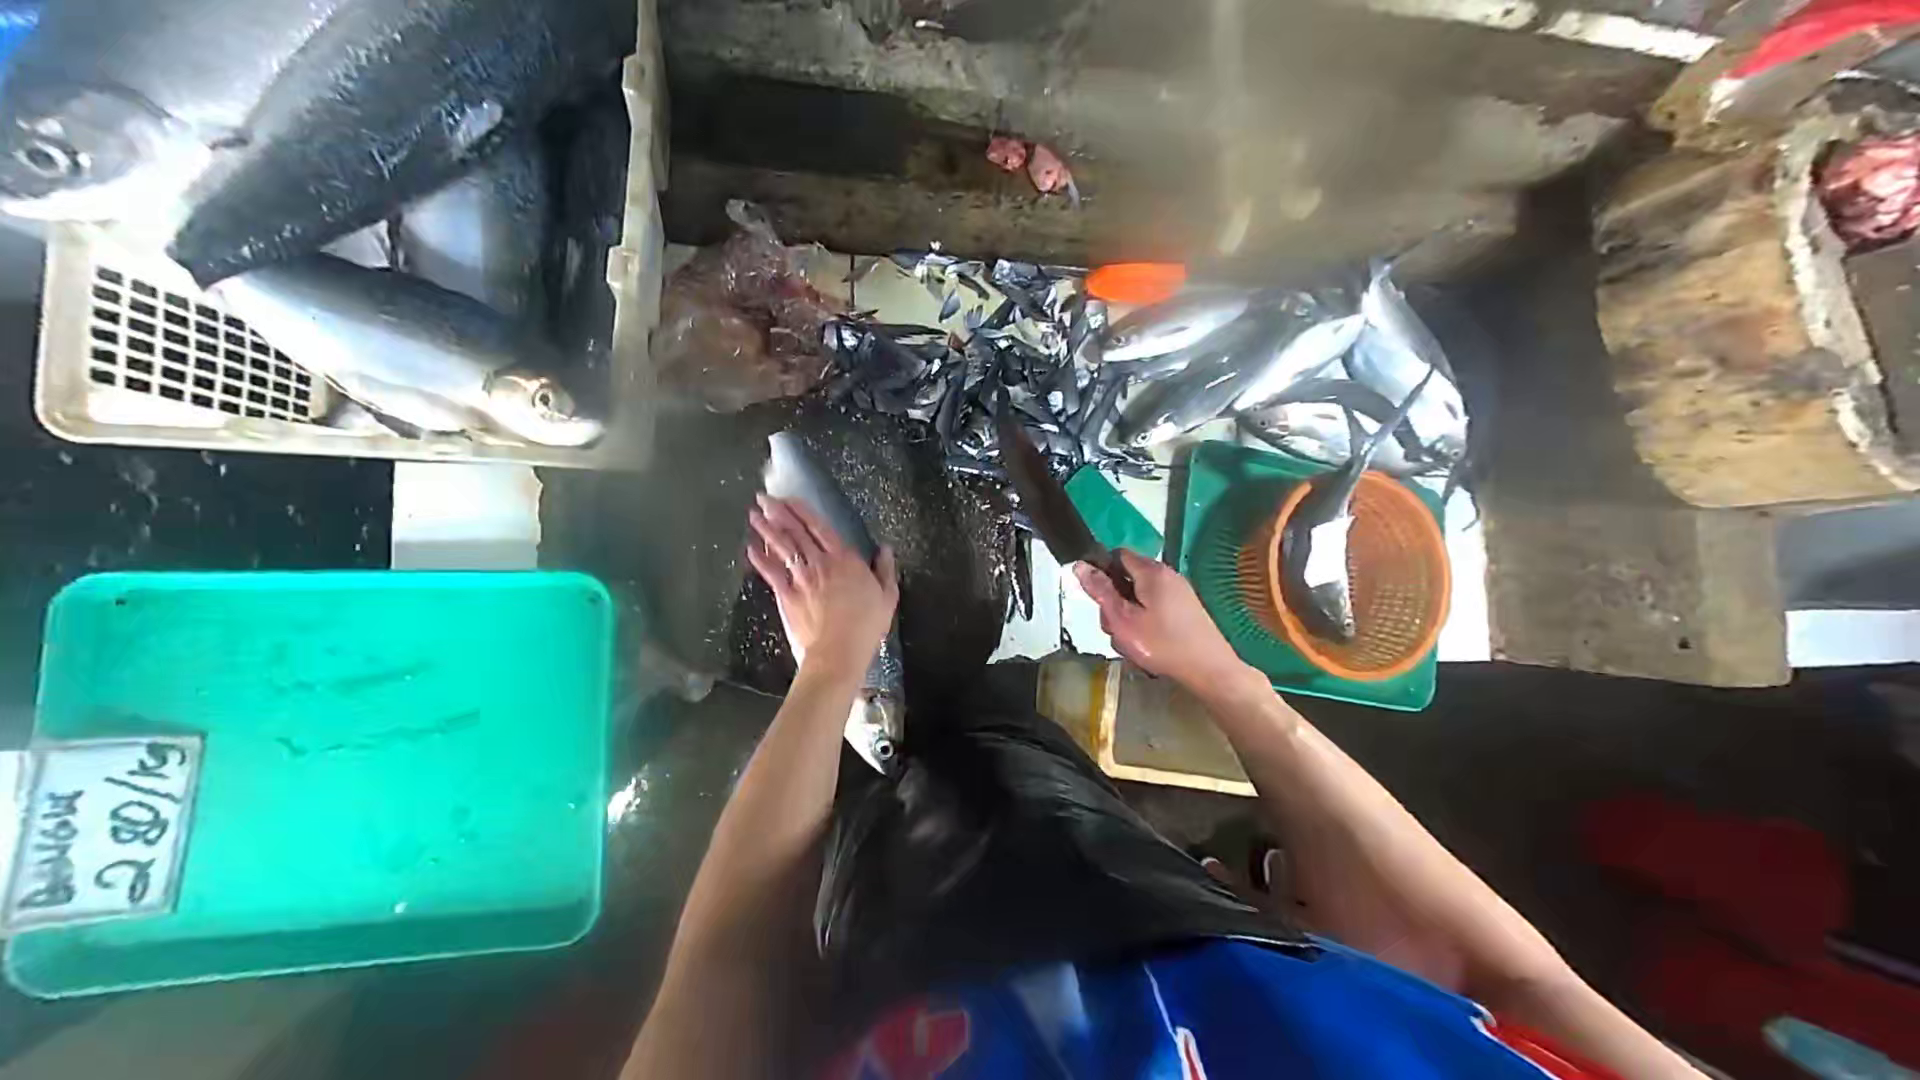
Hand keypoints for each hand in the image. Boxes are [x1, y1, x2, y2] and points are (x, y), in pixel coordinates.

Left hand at [746, 493, 898, 676]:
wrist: (839, 650)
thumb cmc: (866, 625)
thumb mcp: (887, 595)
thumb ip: (885, 569)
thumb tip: (885, 549)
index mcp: (845, 559)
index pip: (820, 527)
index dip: (803, 511)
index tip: (790, 499)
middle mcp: (820, 563)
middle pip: (796, 532)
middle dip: (779, 513)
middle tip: (764, 499)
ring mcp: (801, 579)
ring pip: (781, 548)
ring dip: (766, 530)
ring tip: (754, 515)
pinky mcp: (787, 596)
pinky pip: (771, 573)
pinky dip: (759, 560)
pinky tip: (750, 549)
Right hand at [1074, 550, 1245, 687]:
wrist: (1210, 670)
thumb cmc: (1163, 645)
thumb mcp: (1122, 619)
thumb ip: (1100, 591)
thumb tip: (1080, 565)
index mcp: (1152, 572)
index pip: (1116, 555)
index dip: (1102, 572)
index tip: (1098, 599)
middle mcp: (1168, 576)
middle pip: (1127, 579)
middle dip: (1115, 603)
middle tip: (1117, 628)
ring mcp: (1179, 593)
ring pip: (1139, 598)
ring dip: (1130, 618)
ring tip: (1134, 642)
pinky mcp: (1185, 610)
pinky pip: (1154, 609)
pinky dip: (1146, 624)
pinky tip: (1148, 645)